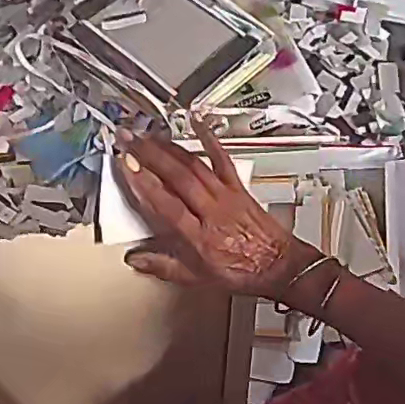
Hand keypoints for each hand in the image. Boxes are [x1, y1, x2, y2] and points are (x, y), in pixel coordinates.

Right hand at [117, 117, 318, 297]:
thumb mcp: (198, 278)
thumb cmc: (244, 272)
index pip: (165, 205)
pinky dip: (209, 140)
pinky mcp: (239, 188)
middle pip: (177, 177)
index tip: (126, 166)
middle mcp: (212, 212)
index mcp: (199, 237)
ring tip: (149, 136)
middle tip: (129, 140)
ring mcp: (227, 197)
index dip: (143, 183)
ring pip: (195, 166)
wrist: (278, 267)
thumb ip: (164, 267)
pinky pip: (223, 160)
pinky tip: (197, 125)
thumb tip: (136, 259)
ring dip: (169, 148)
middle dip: (149, 155)